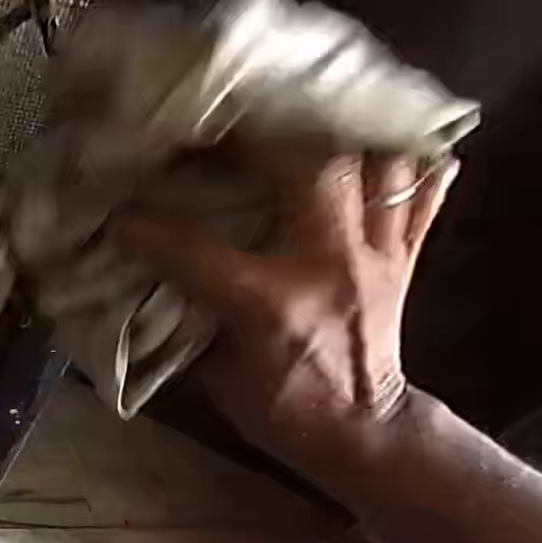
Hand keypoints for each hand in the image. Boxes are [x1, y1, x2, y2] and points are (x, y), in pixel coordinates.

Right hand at [120, 149, 457, 470]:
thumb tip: (162, 271)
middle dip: (262, 135)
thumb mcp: (215, 369)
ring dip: (340, 131)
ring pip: (375, 165)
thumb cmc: (274, 408)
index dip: (152, 230)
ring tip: (305, 110)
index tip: (121, 217)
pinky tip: (379, 142)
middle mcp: (331, 265)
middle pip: (308, 170)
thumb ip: (193, 313)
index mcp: (270, 303)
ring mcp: (378, 256)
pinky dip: (406, 162)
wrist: (356, 432)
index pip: (199, 250)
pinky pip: (420, 193)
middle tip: (225, 121)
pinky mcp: (405, 259)